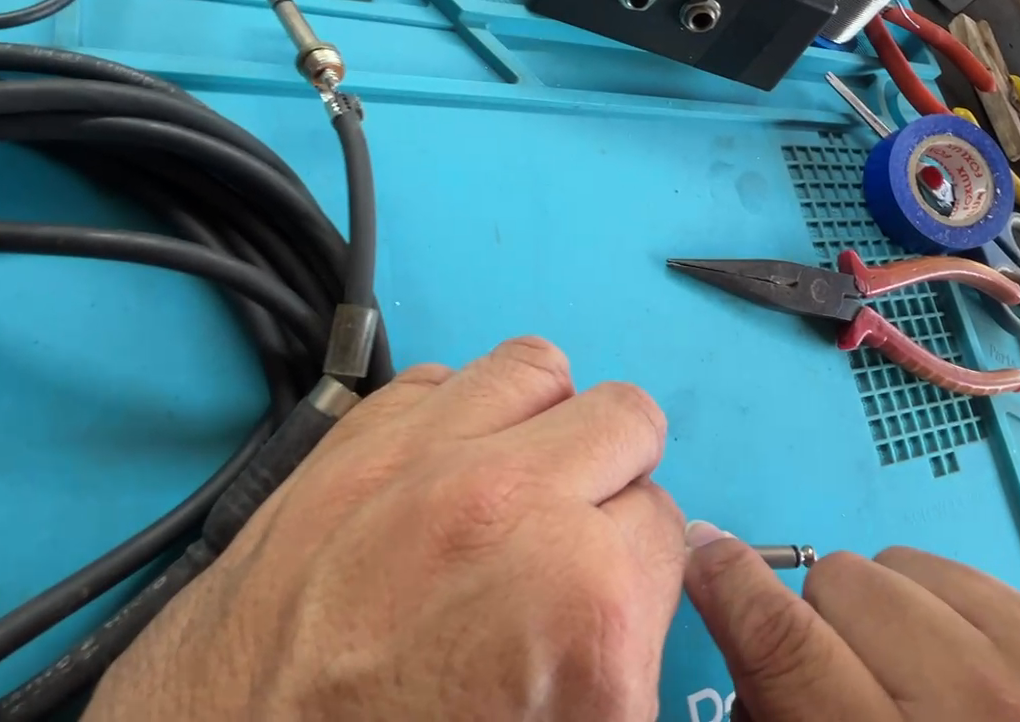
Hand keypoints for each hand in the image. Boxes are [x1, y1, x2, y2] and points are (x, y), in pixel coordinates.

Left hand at [85, 337, 686, 721]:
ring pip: (539, 369)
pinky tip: (442, 468)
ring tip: (515, 475)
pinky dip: (458, 412)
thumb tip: (640, 581)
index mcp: (588, 601)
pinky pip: (446, 376)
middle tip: (570, 530)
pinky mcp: (352, 436)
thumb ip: (630, 651)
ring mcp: (424, 453)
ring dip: (542, 419)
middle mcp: (514, 500)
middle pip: (625, 418)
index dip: (639, 564)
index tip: (601, 592)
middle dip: (611, 475)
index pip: (666, 522)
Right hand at [684, 531, 1019, 721]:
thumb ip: (787, 710)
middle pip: (842, 581)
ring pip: (905, 566)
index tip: (705, 555)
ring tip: (936, 690)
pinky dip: (963, 622)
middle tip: (858, 686)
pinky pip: (974, 577)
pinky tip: (1000, 691)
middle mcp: (993, 717)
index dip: (733, 589)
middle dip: (831, 625)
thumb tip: (740, 621)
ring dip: (899, 617)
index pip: (789, 644)